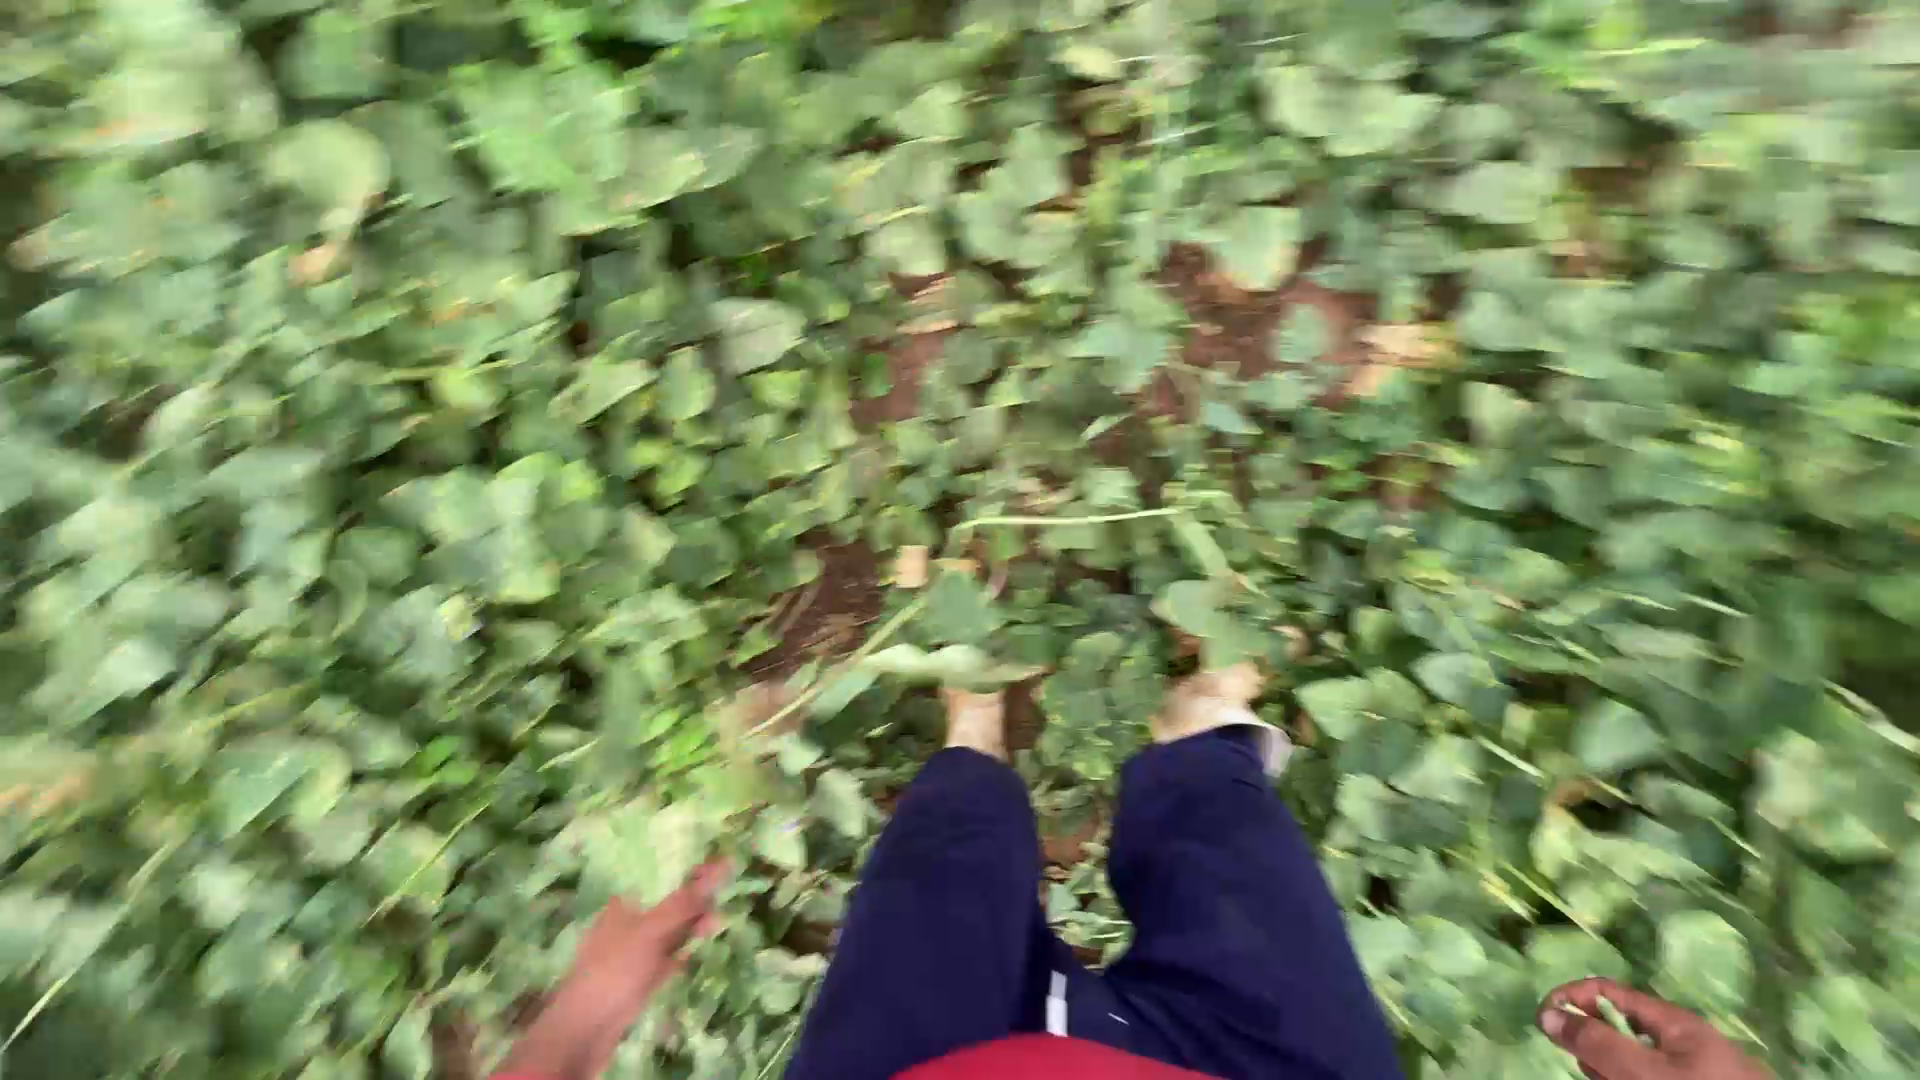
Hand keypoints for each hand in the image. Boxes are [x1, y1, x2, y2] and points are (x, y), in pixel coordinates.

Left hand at [499, 860, 728, 1079]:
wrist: (584, 1031)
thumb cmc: (614, 969)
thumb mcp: (651, 931)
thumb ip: (684, 902)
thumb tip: (722, 867)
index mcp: (624, 903)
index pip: (662, 877)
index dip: (690, 870)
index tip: (720, 866)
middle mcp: (629, 922)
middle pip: (670, 903)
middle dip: (697, 899)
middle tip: (724, 896)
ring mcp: (636, 951)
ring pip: (671, 931)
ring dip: (694, 925)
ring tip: (716, 923)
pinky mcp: (642, 976)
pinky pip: (669, 956)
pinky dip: (685, 949)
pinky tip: (701, 946)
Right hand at [1539, 978, 1770, 1079]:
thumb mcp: (1646, 1074)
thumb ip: (1596, 1043)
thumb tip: (1547, 1014)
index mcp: (1675, 1022)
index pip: (1605, 991)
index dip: (1569, 999)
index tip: (1545, 1024)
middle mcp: (1686, 1041)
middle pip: (1618, 1026)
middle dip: (1593, 1044)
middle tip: (1590, 1070)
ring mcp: (1699, 1072)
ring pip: (1636, 1058)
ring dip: (1613, 1070)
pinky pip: (1655, 1077)